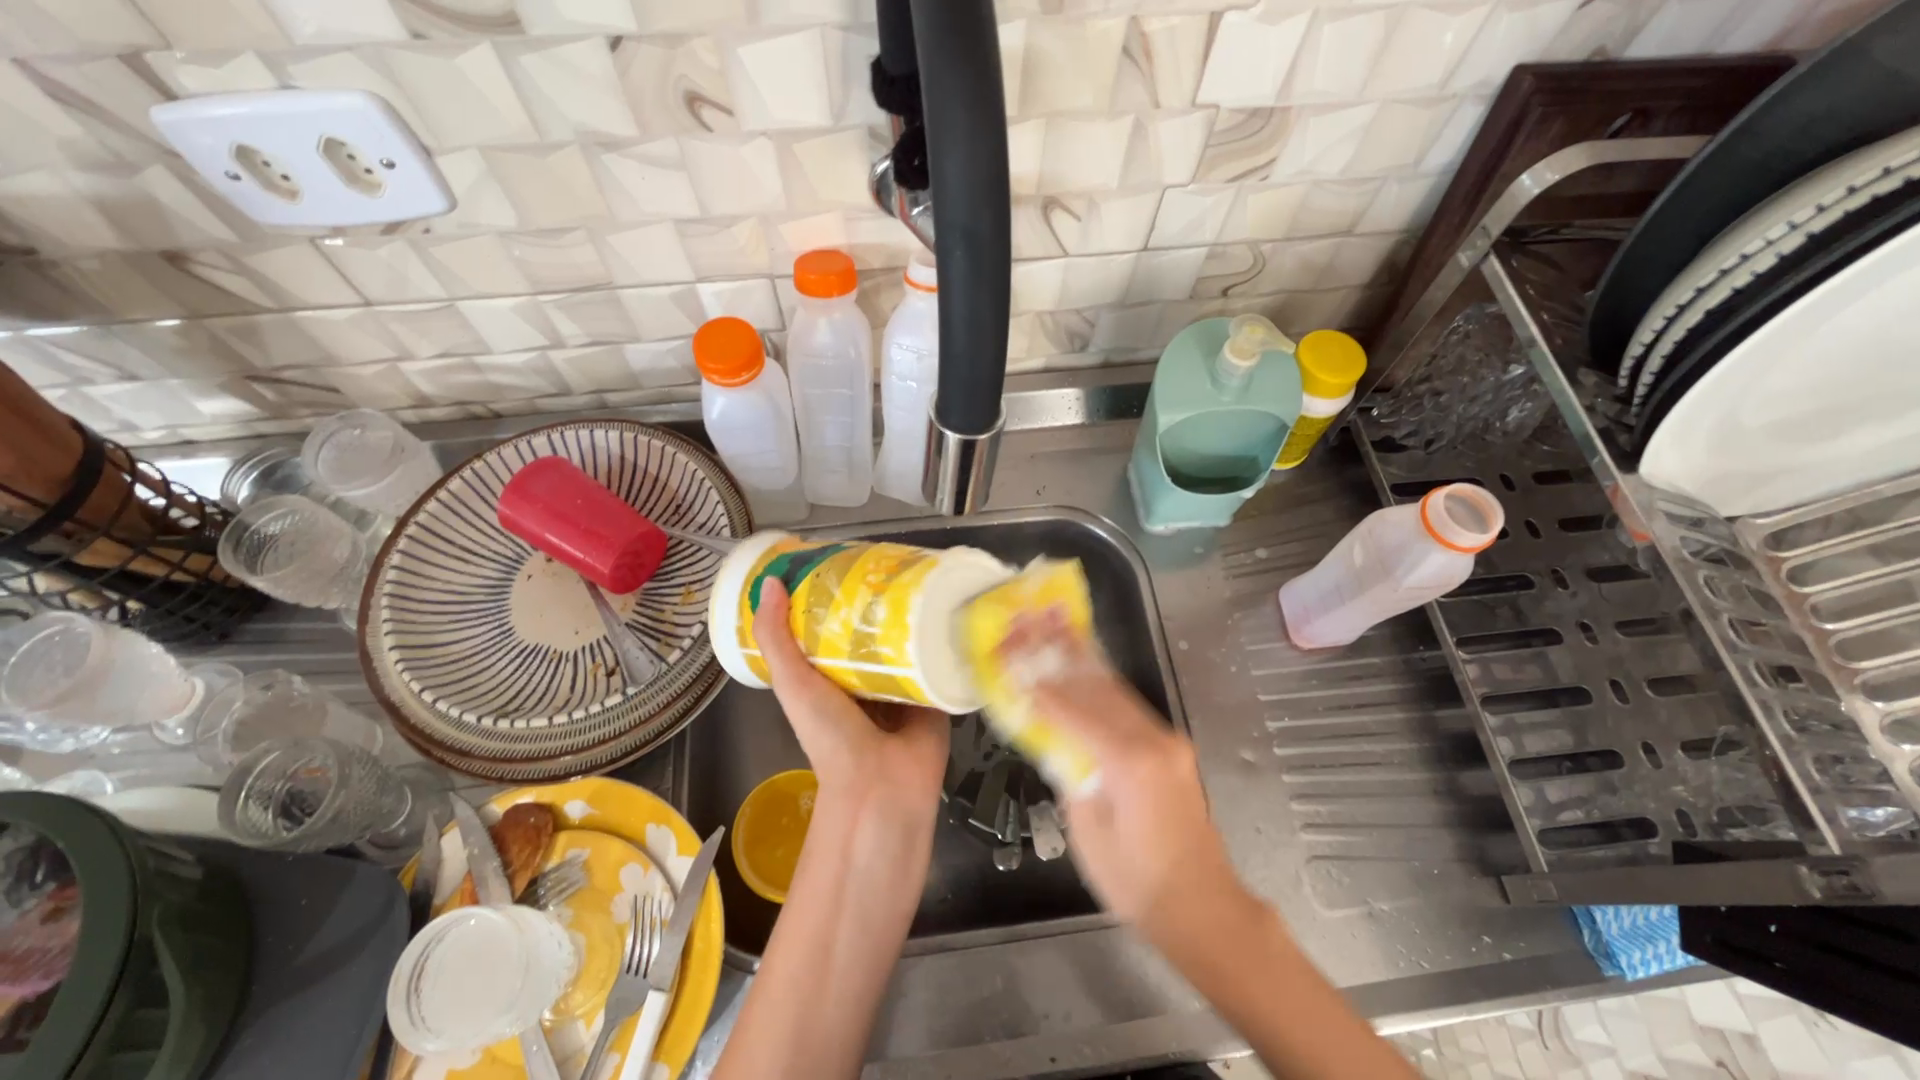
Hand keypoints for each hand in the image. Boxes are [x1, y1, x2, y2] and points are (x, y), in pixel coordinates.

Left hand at [752, 578, 949, 816]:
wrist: (881, 784)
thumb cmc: (830, 735)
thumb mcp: (792, 684)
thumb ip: (776, 639)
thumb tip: (770, 582)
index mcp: (829, 678)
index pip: (831, 628)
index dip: (834, 596)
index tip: (843, 557)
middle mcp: (866, 679)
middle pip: (873, 631)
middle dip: (879, 601)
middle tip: (891, 557)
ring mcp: (903, 685)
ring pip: (908, 641)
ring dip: (914, 614)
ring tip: (923, 569)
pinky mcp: (935, 691)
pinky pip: (940, 658)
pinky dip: (944, 636)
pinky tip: (951, 602)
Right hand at [1031, 635, 1240, 936]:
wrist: (1200, 904)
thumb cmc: (1136, 879)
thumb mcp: (1088, 832)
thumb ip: (1071, 779)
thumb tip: (1057, 747)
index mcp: (1130, 760)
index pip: (1076, 713)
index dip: (1043, 693)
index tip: (1016, 672)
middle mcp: (1155, 741)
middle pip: (1102, 693)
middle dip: (1065, 671)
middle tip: (1032, 648)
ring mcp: (1170, 744)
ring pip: (1121, 698)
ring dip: (1086, 679)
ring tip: (1054, 655)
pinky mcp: (1175, 753)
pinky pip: (1133, 715)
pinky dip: (1106, 700)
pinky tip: (1086, 690)